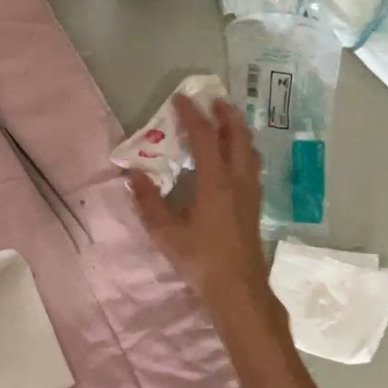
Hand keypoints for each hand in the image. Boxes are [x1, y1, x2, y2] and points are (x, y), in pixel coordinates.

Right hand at [129, 95, 281, 323]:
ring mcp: (250, 192)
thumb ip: (148, 201)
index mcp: (215, 182)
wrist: (237, 288)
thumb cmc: (199, 259)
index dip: (192, 115)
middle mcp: (238, 180)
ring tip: (227, 122)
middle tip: (213, 100)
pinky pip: (251, 165)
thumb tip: (133, 175)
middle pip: (237, 136)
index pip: (205, 137)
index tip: (181, 99)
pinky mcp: (254, 205)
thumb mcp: (165, 232)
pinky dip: (242, 150)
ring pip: (249, 150)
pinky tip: (235, 158)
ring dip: (238, 131)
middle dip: (225, 115)